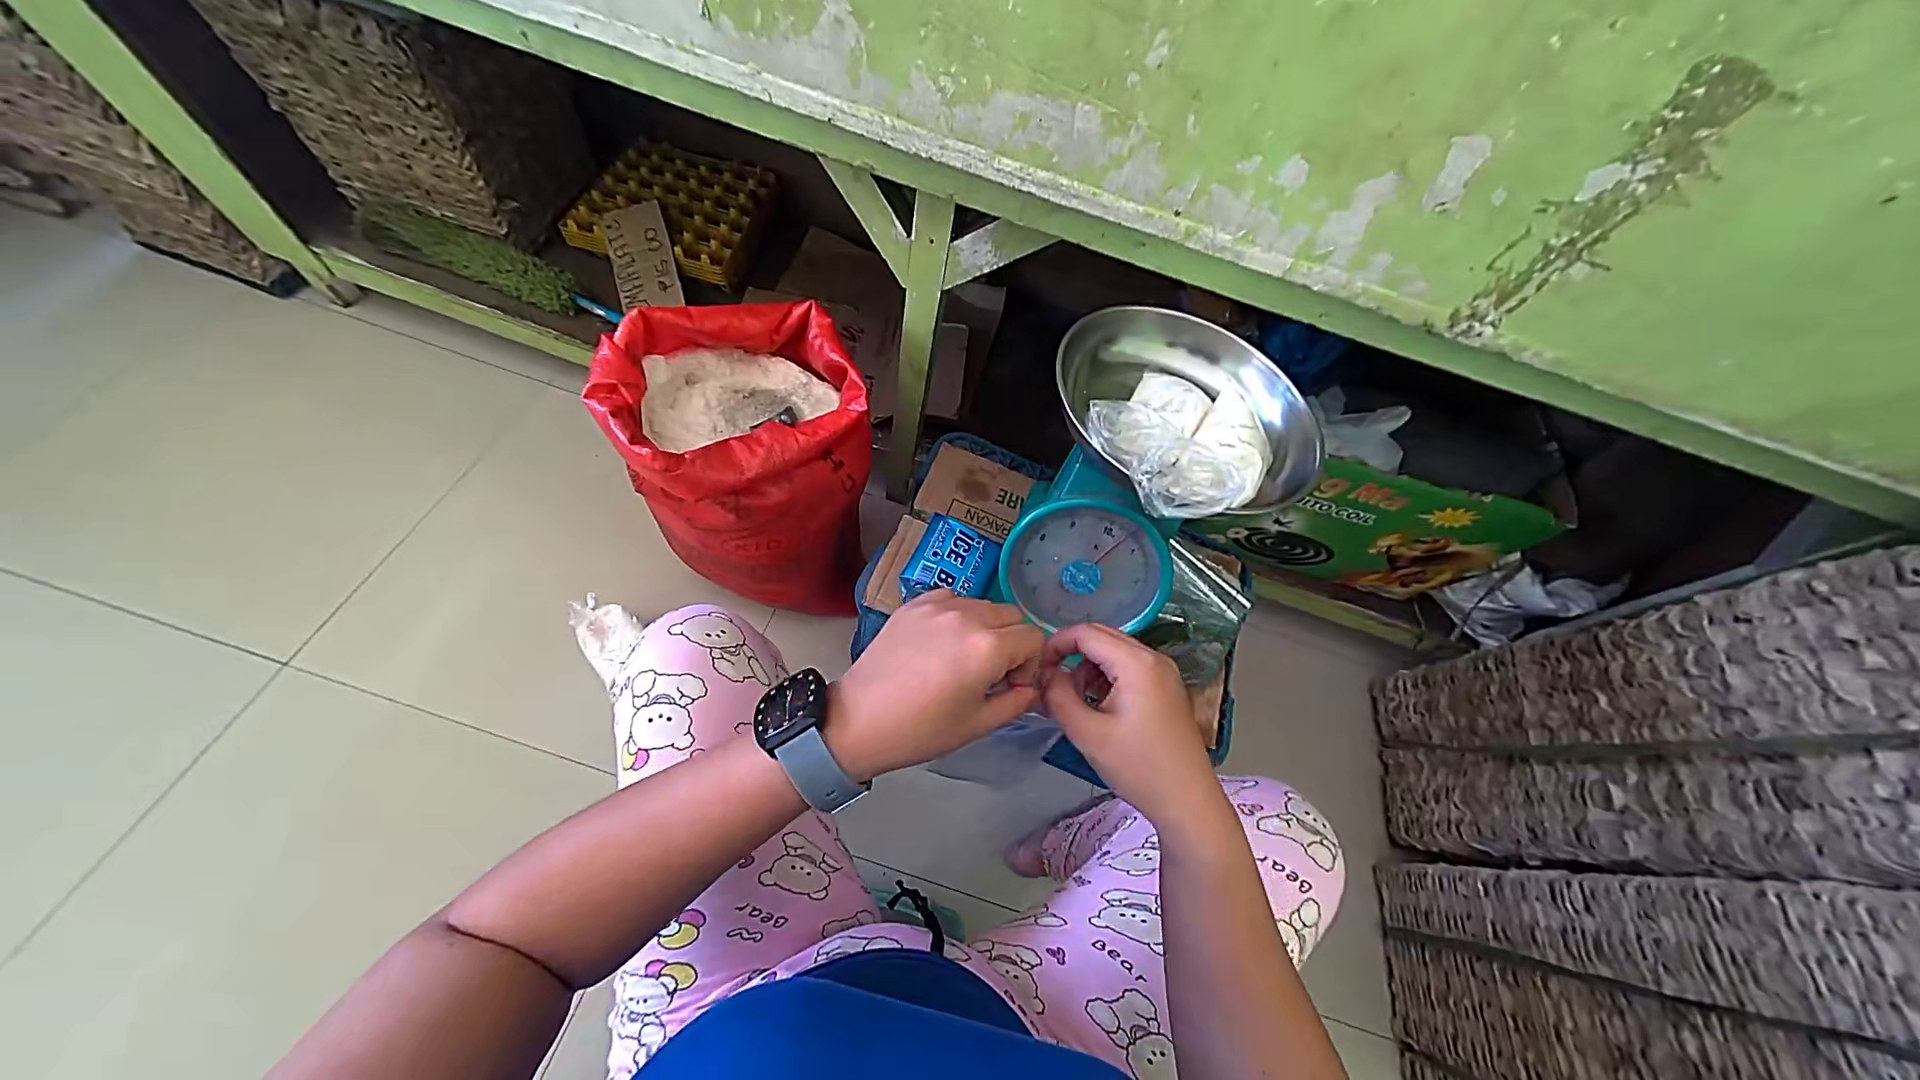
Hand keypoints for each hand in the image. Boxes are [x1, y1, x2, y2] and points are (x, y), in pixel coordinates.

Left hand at [824, 590, 1045, 781]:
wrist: (858, 720)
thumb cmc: (920, 730)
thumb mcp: (978, 724)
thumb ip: (1017, 701)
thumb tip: (1032, 688)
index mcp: (987, 646)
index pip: (1034, 638)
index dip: (1030, 664)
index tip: (1010, 686)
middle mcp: (966, 615)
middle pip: (1012, 615)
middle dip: (1012, 643)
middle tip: (991, 674)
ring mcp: (937, 605)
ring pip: (983, 605)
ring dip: (986, 627)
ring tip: (963, 658)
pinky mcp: (914, 604)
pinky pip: (952, 598)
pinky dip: (958, 615)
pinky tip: (942, 642)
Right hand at [1041, 623, 1225, 830]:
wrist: (1188, 801)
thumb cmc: (1139, 767)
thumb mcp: (1088, 733)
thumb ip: (1058, 696)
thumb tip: (1045, 675)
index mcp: (1136, 663)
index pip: (1085, 632)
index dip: (1055, 645)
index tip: (1038, 669)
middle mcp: (1153, 658)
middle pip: (1101, 637)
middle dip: (1071, 655)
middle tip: (1051, 684)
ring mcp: (1163, 672)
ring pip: (1113, 652)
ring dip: (1088, 668)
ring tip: (1075, 702)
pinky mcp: (1166, 687)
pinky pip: (1128, 667)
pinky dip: (1106, 678)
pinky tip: (1098, 707)